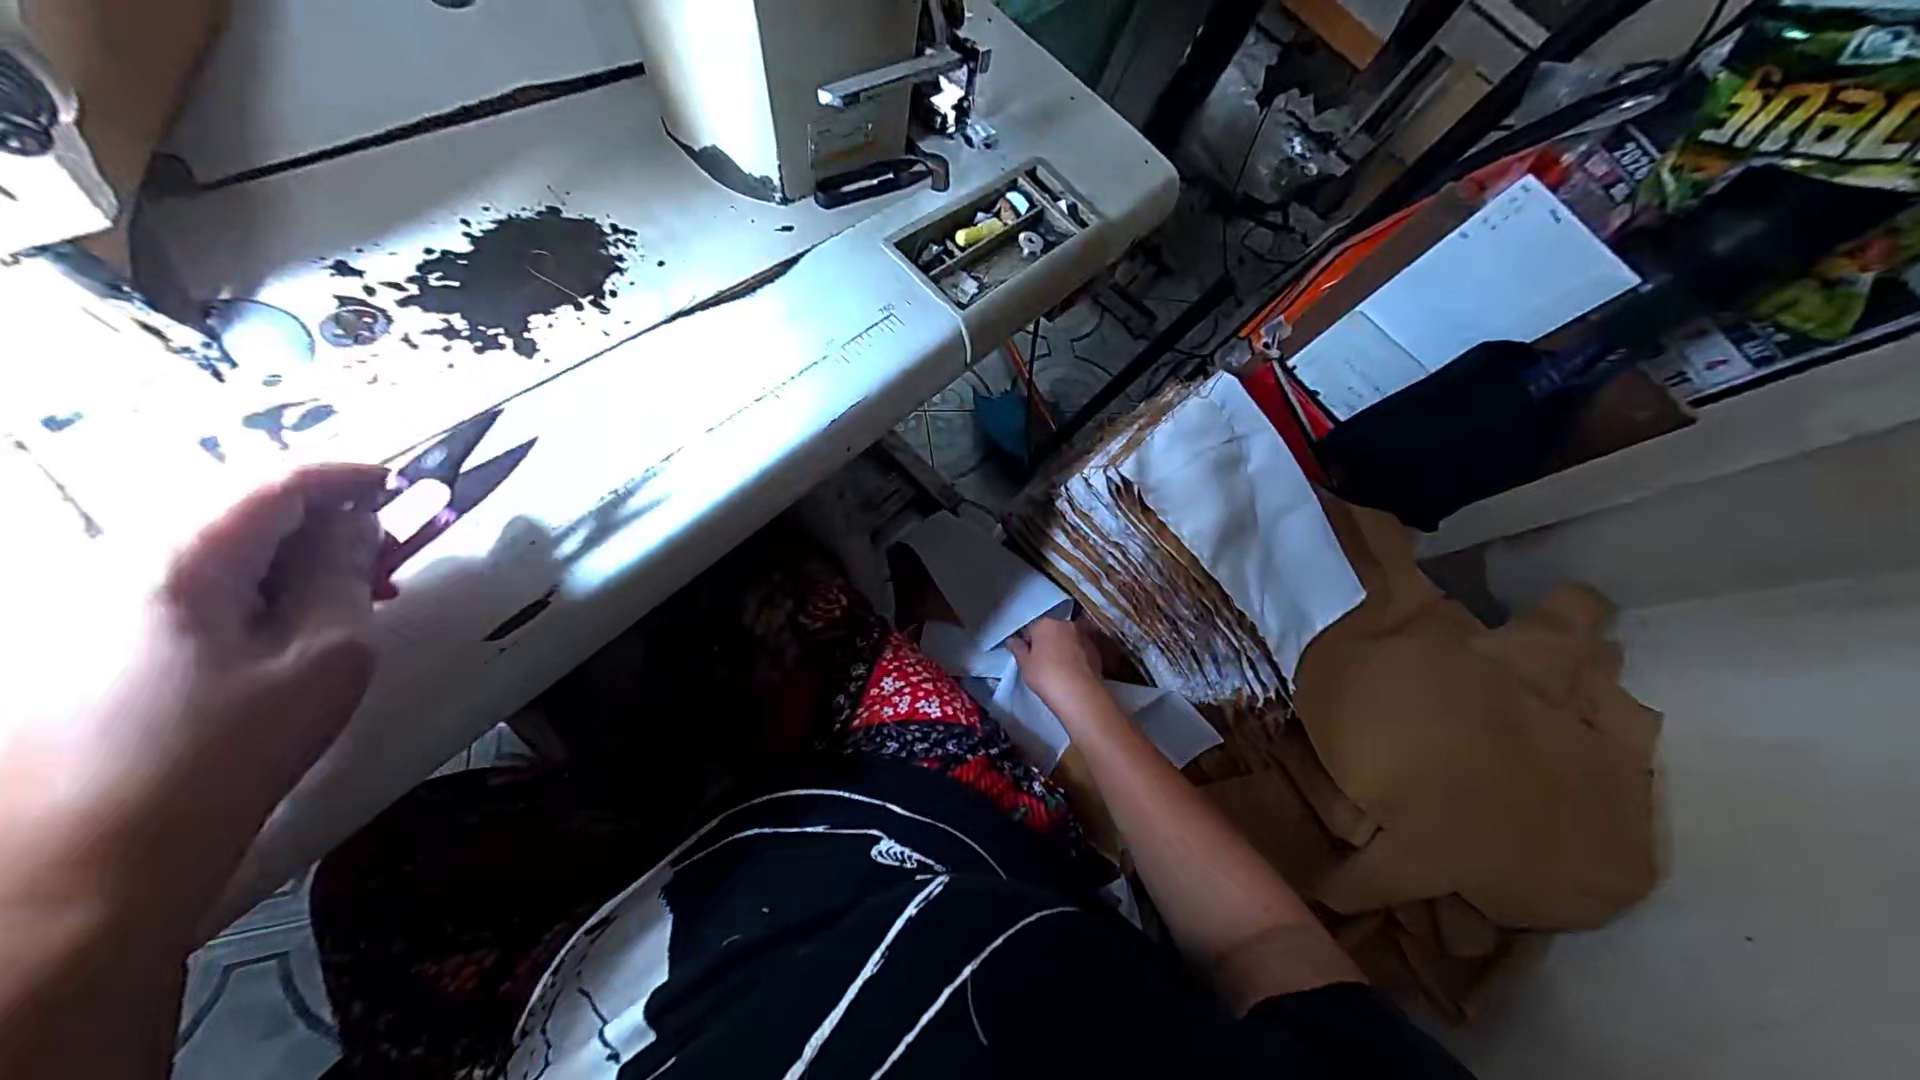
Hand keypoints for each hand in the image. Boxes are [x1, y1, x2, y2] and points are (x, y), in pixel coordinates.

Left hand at [0, 465, 390, 911]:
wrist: (84, 869)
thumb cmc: (225, 756)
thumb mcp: (326, 657)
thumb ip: (346, 574)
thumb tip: (359, 522)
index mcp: (174, 561)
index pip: (275, 482)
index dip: (349, 476)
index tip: (403, 486)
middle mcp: (112, 564)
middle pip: (241, 510)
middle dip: (324, 523)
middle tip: (385, 557)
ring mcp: (83, 603)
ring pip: (215, 548)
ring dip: (291, 559)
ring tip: (347, 598)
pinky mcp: (77, 641)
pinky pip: (184, 585)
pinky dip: (251, 589)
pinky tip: (287, 628)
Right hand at [1007, 617, 1103, 701]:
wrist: (1078, 693)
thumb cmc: (1045, 676)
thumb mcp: (1025, 664)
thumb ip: (1018, 649)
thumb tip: (1012, 640)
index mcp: (1045, 624)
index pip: (1031, 628)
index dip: (1027, 642)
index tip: (1027, 656)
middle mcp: (1066, 624)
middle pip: (1052, 631)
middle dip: (1047, 642)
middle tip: (1042, 662)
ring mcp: (1084, 636)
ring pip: (1068, 639)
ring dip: (1063, 648)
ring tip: (1060, 668)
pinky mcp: (1096, 650)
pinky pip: (1081, 650)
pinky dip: (1077, 656)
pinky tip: (1073, 672)